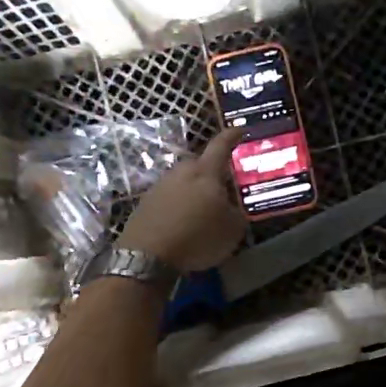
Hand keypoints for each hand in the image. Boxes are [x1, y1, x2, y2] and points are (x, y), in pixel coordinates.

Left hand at [120, 129, 248, 271]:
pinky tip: (183, 225)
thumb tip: (232, 209)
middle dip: (213, 174)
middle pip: (200, 166)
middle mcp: (181, 172)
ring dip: (194, 193)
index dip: (232, 136)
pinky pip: (169, 199)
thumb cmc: (198, 237)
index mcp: (205, 173)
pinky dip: (178, 208)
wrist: (148, 256)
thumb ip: (236, 213)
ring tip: (203, 213)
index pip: (221, 146)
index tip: (240, 130)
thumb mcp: (232, 230)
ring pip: (183, 183)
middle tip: (224, 188)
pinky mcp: (145, 203)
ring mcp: (159, 186)